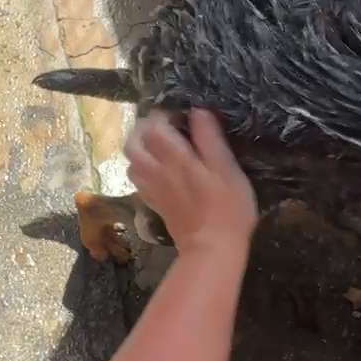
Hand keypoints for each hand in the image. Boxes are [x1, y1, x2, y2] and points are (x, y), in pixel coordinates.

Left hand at [123, 109, 257, 254]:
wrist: (213, 250)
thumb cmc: (228, 207)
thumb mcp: (226, 168)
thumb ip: (210, 137)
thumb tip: (198, 110)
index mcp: (176, 158)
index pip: (153, 125)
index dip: (164, 115)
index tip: (182, 116)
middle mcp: (157, 170)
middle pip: (134, 141)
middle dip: (145, 128)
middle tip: (166, 127)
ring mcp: (152, 188)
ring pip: (132, 160)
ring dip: (141, 147)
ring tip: (161, 145)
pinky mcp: (154, 203)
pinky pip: (137, 178)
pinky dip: (142, 167)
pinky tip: (160, 168)